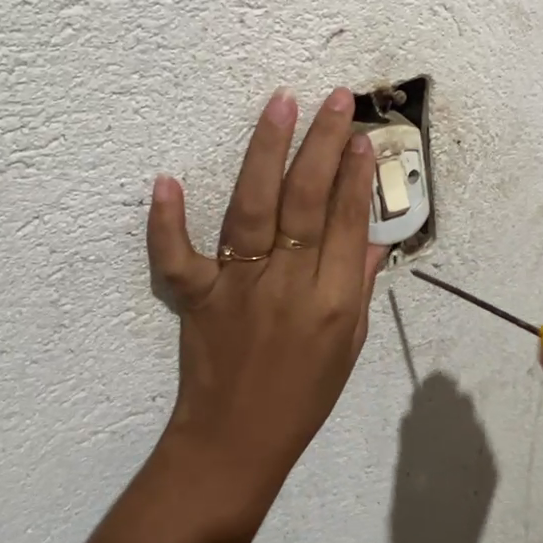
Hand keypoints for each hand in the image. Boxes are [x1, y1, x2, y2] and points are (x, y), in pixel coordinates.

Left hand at [26, 87, 387, 542]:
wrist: (235, 443)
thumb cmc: (303, 396)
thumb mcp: (350, 345)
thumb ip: (360, 284)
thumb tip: (374, 233)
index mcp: (333, 301)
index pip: (350, 222)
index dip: (358, 175)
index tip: (363, 135)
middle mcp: (289, 285)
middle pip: (309, 203)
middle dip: (325, 145)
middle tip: (337, 99)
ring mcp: (238, 288)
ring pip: (254, 210)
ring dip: (267, 153)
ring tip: (281, 105)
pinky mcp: (196, 298)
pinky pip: (177, 259)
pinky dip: (167, 222)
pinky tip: (167, 180)